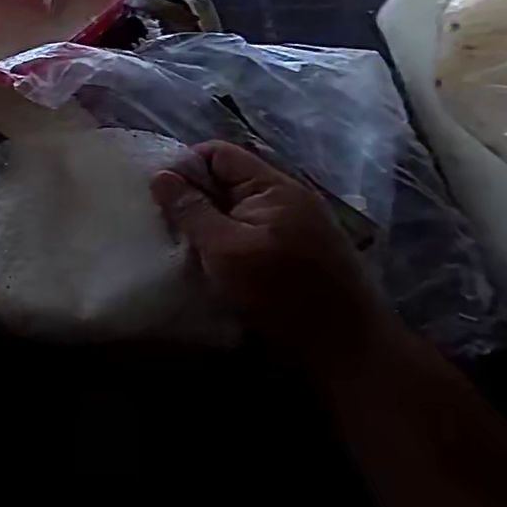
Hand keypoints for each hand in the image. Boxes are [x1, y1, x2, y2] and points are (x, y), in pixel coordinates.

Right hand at [151, 140, 390, 363]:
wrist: (347, 353)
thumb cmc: (282, 294)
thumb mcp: (225, 249)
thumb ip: (191, 210)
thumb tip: (160, 175)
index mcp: (275, 188)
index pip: (218, 154)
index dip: (184, 166)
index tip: (159, 194)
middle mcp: (286, 199)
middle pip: (224, 179)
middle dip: (191, 195)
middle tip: (162, 220)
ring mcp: (292, 226)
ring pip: (232, 206)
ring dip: (204, 220)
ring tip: (180, 241)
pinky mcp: (291, 251)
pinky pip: (245, 229)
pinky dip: (222, 238)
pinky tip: (206, 258)